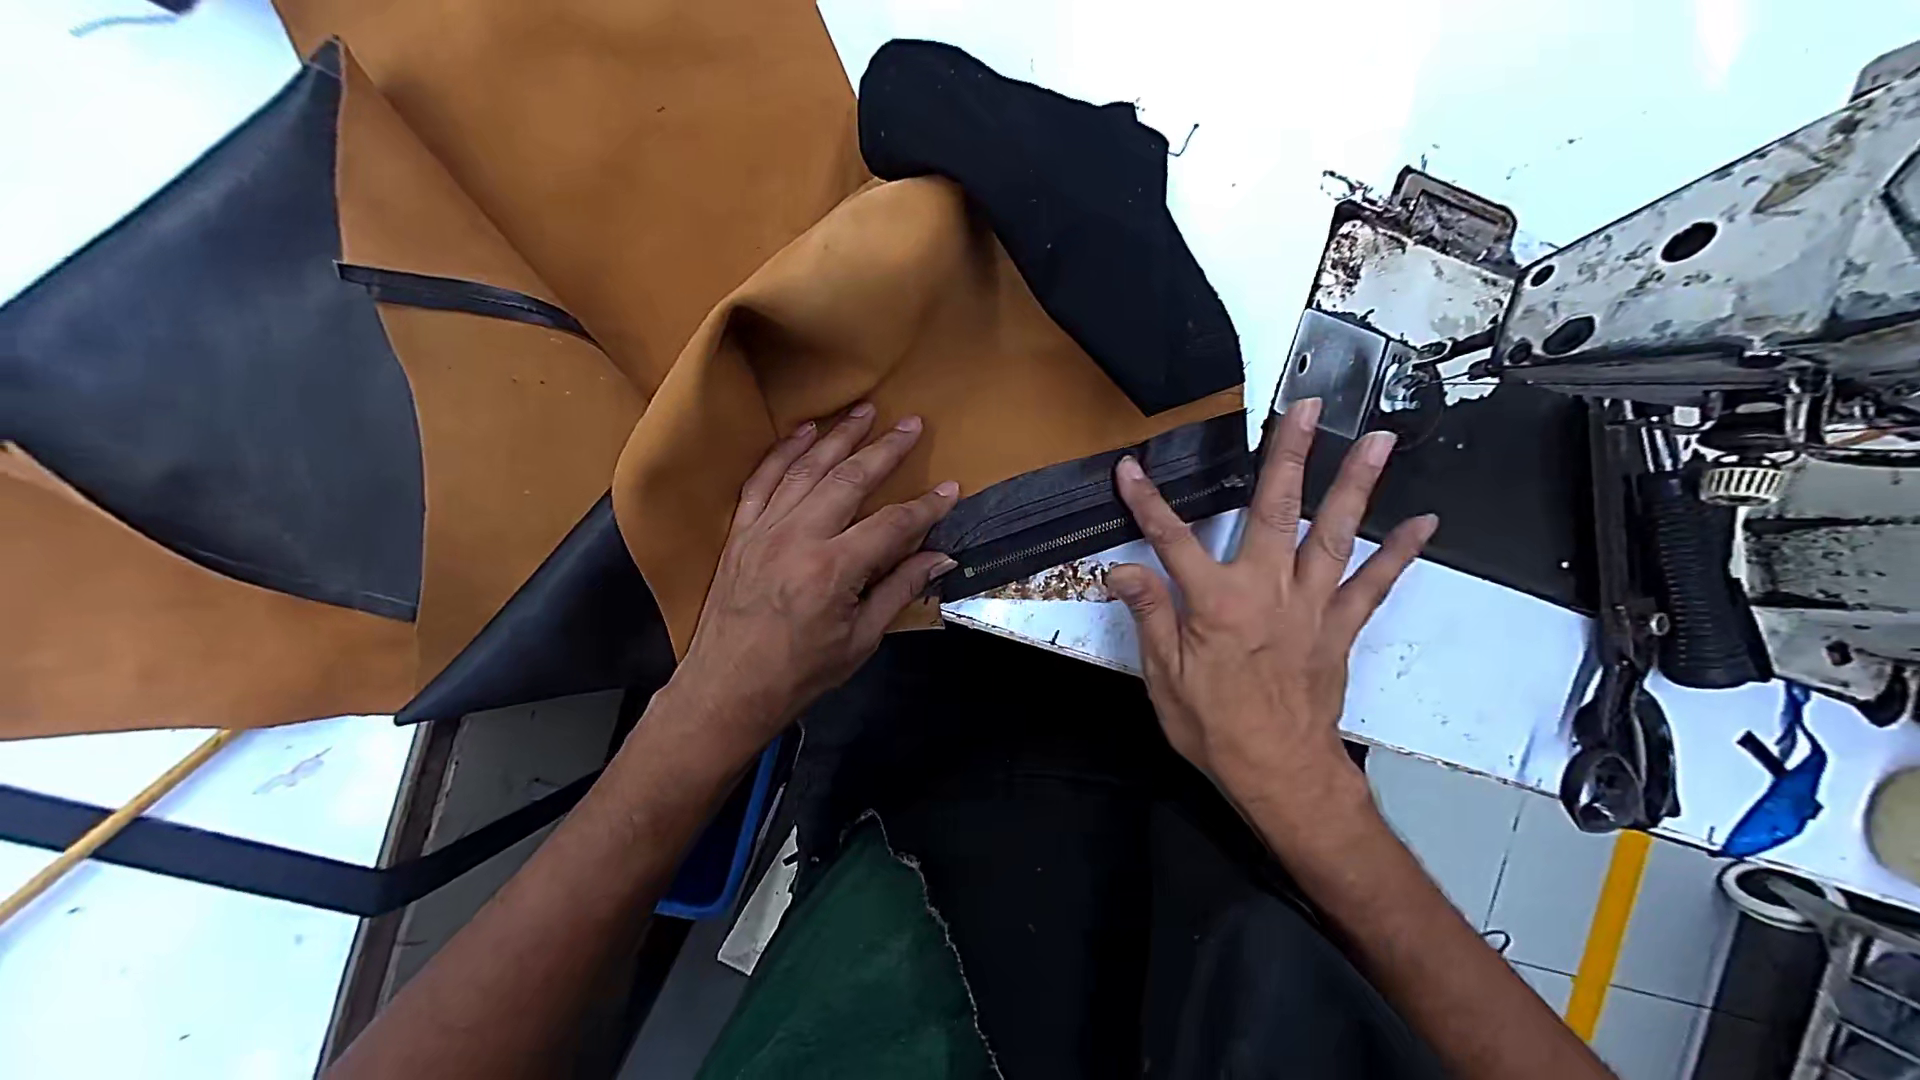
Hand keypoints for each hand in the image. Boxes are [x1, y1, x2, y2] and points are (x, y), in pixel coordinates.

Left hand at [658, 404, 958, 763]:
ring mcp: (764, 530)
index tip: (950, 489)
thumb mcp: (861, 639)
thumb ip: (900, 589)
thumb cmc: (800, 673)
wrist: (727, 688)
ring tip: (865, 410)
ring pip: (807, 468)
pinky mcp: (742, 531)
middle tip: (912, 424)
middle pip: (850, 480)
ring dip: (839, 436)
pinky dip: (784, 451)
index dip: (926, 506)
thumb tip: (941, 558)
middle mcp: (798, 538)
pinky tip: (805, 430)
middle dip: (885, 449)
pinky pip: (763, 479)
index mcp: (833, 570)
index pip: (892, 524)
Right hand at [1106, 398, 1436, 816]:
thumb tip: (1121, 571)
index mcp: (1215, 604)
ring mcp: (1311, 608)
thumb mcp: (1163, 677)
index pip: (1172, 541)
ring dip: (1356, 485)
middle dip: (1289, 456)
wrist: (1280, 774)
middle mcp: (1268, 593)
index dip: (1147, 503)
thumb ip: (1149, 615)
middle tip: (1308, 408)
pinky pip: (1373, 585)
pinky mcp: (1339, 628)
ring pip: (1334, 534)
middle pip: (1277, 512)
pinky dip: (1398, 554)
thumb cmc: (1214, 727)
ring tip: (1380, 440)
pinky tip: (1422, 523)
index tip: (1131, 469)